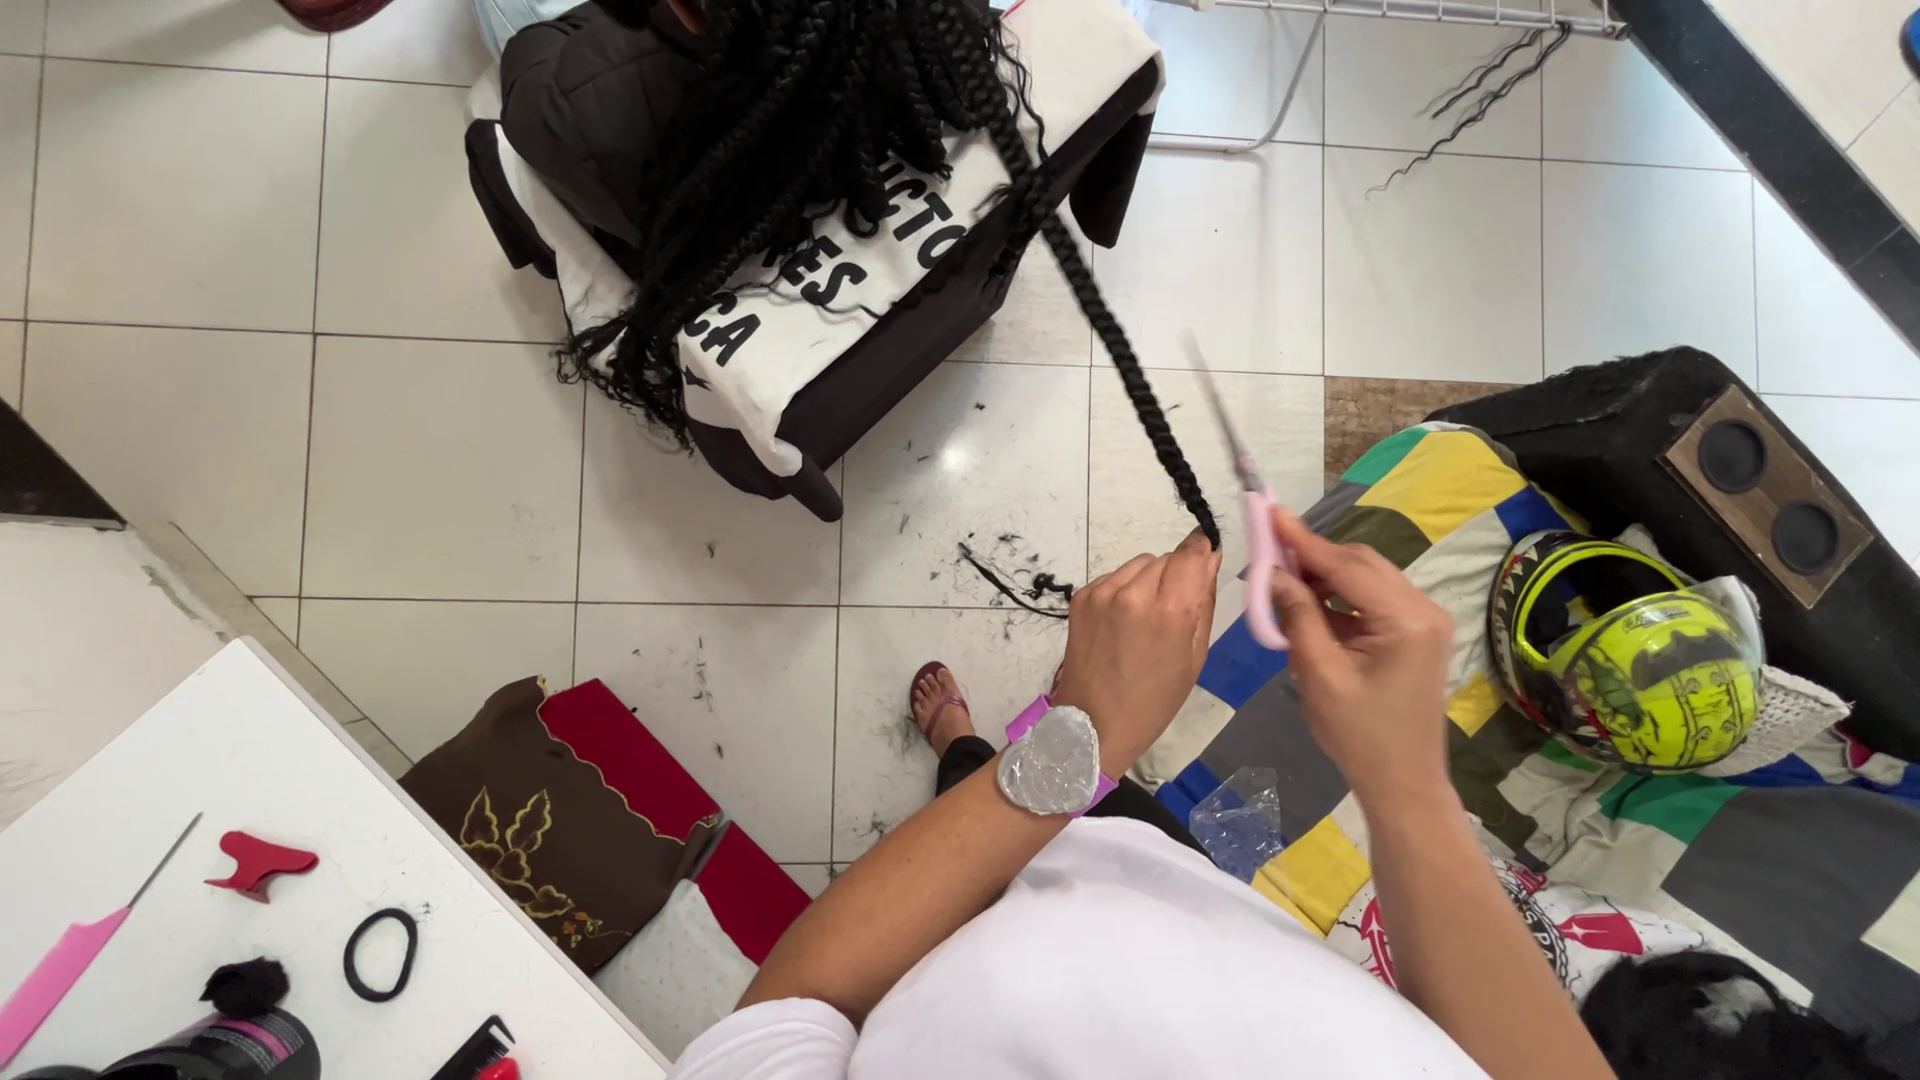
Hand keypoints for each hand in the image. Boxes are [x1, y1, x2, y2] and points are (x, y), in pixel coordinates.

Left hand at [1052, 529, 1221, 776]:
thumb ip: (1204, 601)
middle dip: (1176, 575)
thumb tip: (1209, 558)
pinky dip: (1124, 590)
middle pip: (1166, 558)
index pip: (1191, 553)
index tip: (1206, 556)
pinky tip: (1122, 622)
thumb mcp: (1194, 656)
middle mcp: (1132, 592)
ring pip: (1139, 564)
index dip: (1202, 551)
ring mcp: (1102, 592)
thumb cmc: (1154, 700)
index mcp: (1168, 610)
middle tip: (1173, 610)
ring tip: (1145, 618)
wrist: (1092, 723)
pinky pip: (1114, 577)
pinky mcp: (1081, 597)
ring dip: (1149, 580)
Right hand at [1267, 507, 1454, 808]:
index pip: (1347, 567)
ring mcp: (1424, 620)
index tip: (1271, 513)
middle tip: (1269, 552)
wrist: (1401, 778)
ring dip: (1325, 575)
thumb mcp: (1318, 673)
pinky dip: (1339, 595)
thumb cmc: (1357, 733)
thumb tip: (1274, 572)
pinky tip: (1310, 602)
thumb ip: (1297, 616)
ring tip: (1284, 581)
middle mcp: (1423, 610)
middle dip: (1314, 555)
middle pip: (1360, 564)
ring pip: (1366, 577)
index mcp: (1405, 621)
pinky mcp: (1415, 632)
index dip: (1304, 540)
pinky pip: (1372, 598)